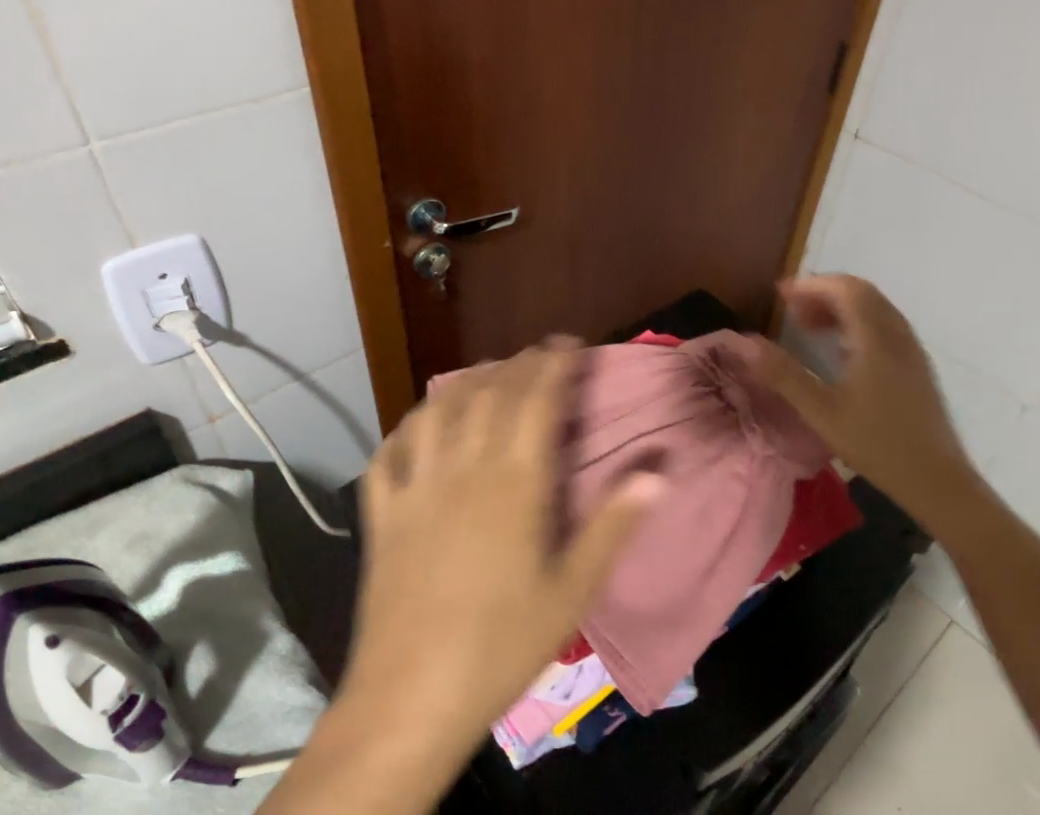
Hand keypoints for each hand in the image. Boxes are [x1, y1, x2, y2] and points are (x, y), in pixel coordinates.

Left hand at [342, 338, 664, 748]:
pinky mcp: (381, 515)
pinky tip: (419, 426)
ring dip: (464, 384)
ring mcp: (414, 488)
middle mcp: (461, 469)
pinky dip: (407, 427)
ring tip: (486, 377)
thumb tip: (659, 471)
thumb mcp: (572, 590)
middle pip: (489, 394)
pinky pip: (389, 453)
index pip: (536, 400)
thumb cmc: (503, 645)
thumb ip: (613, 524)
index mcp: (513, 482)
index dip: (554, 363)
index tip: (570, 343)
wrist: (412, 696)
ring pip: (437, 412)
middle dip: (517, 364)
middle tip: (539, 355)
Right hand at [747, 275, 972, 504]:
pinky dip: (857, 323)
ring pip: (875, 309)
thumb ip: (784, 376)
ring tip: (809, 329)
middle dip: (823, 294)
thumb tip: (747, 345)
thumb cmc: (876, 444)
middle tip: (792, 313)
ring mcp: (911, 350)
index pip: (845, 290)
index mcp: (875, 339)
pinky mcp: (916, 366)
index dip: (810, 285)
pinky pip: (885, 326)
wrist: (935, 479)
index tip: (779, 295)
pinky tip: (839, 352)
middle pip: (861, 293)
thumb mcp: (821, 412)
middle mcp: (897, 335)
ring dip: (841, 308)